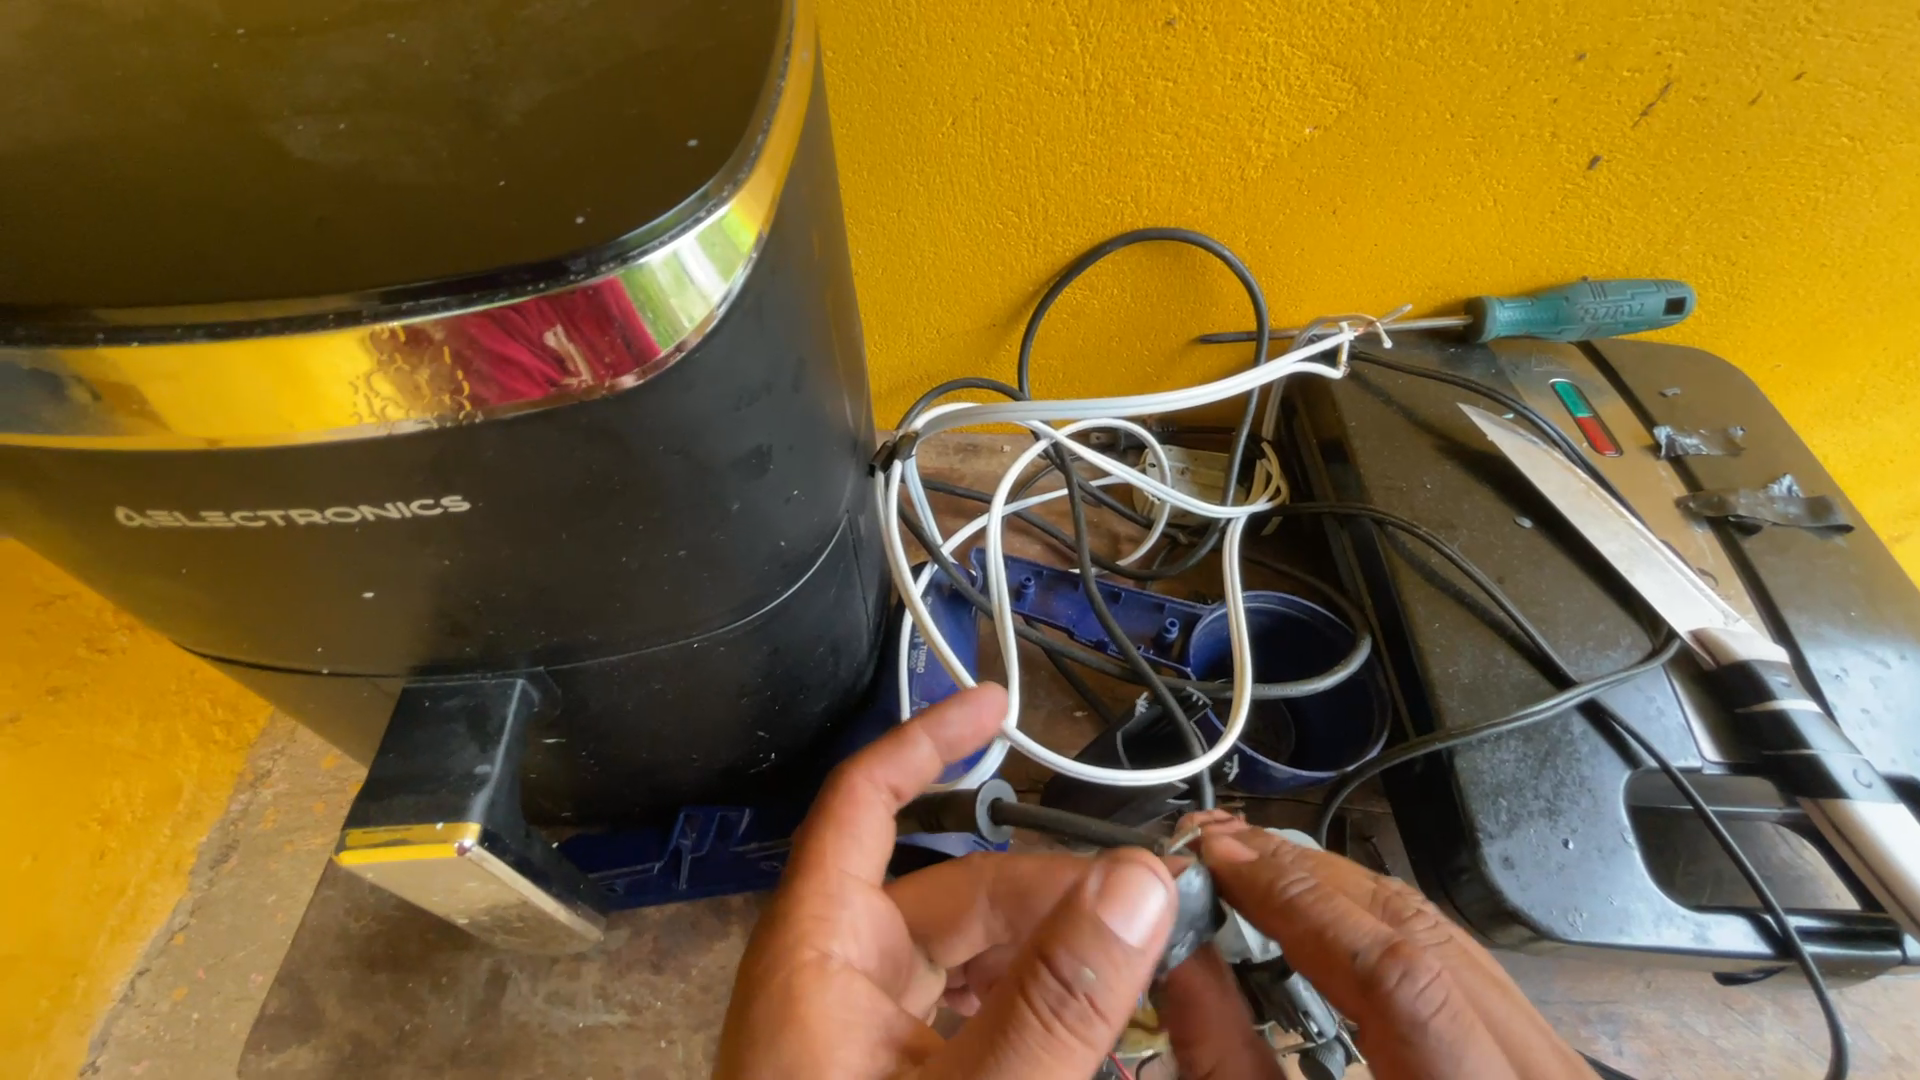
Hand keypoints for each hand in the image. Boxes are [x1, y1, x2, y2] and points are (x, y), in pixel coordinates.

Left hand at [717, 683, 1178, 1078]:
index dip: (927, 738)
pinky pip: (976, 1018)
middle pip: (954, 889)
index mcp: (818, 951)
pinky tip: (1098, 1028)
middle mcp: (838, 977)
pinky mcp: (893, 1079)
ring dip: (1056, 954)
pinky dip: (1037, 1011)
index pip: (865, 800)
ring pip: (975, 958)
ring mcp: (865, 1036)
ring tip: (1140, 965)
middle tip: (1145, 902)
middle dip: (1050, 887)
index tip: (996, 706)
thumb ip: (1056, 1000)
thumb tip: (1139, 883)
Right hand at [1164, 821, 1591, 1079]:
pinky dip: (1371, 919)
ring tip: (1253, 862)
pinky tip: (1316, 905)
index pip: (1392, 973)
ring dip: (1332, 886)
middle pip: (1417, 931)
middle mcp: (1540, 1078)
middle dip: (1302, 873)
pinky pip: (1452, 956)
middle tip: (1220, 844)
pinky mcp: (1541, 1055)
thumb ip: (1224, 1058)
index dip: (1294, 899)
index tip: (1218, 855)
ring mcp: (1555, 1066)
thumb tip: (1174, 947)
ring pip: (1437, 930)